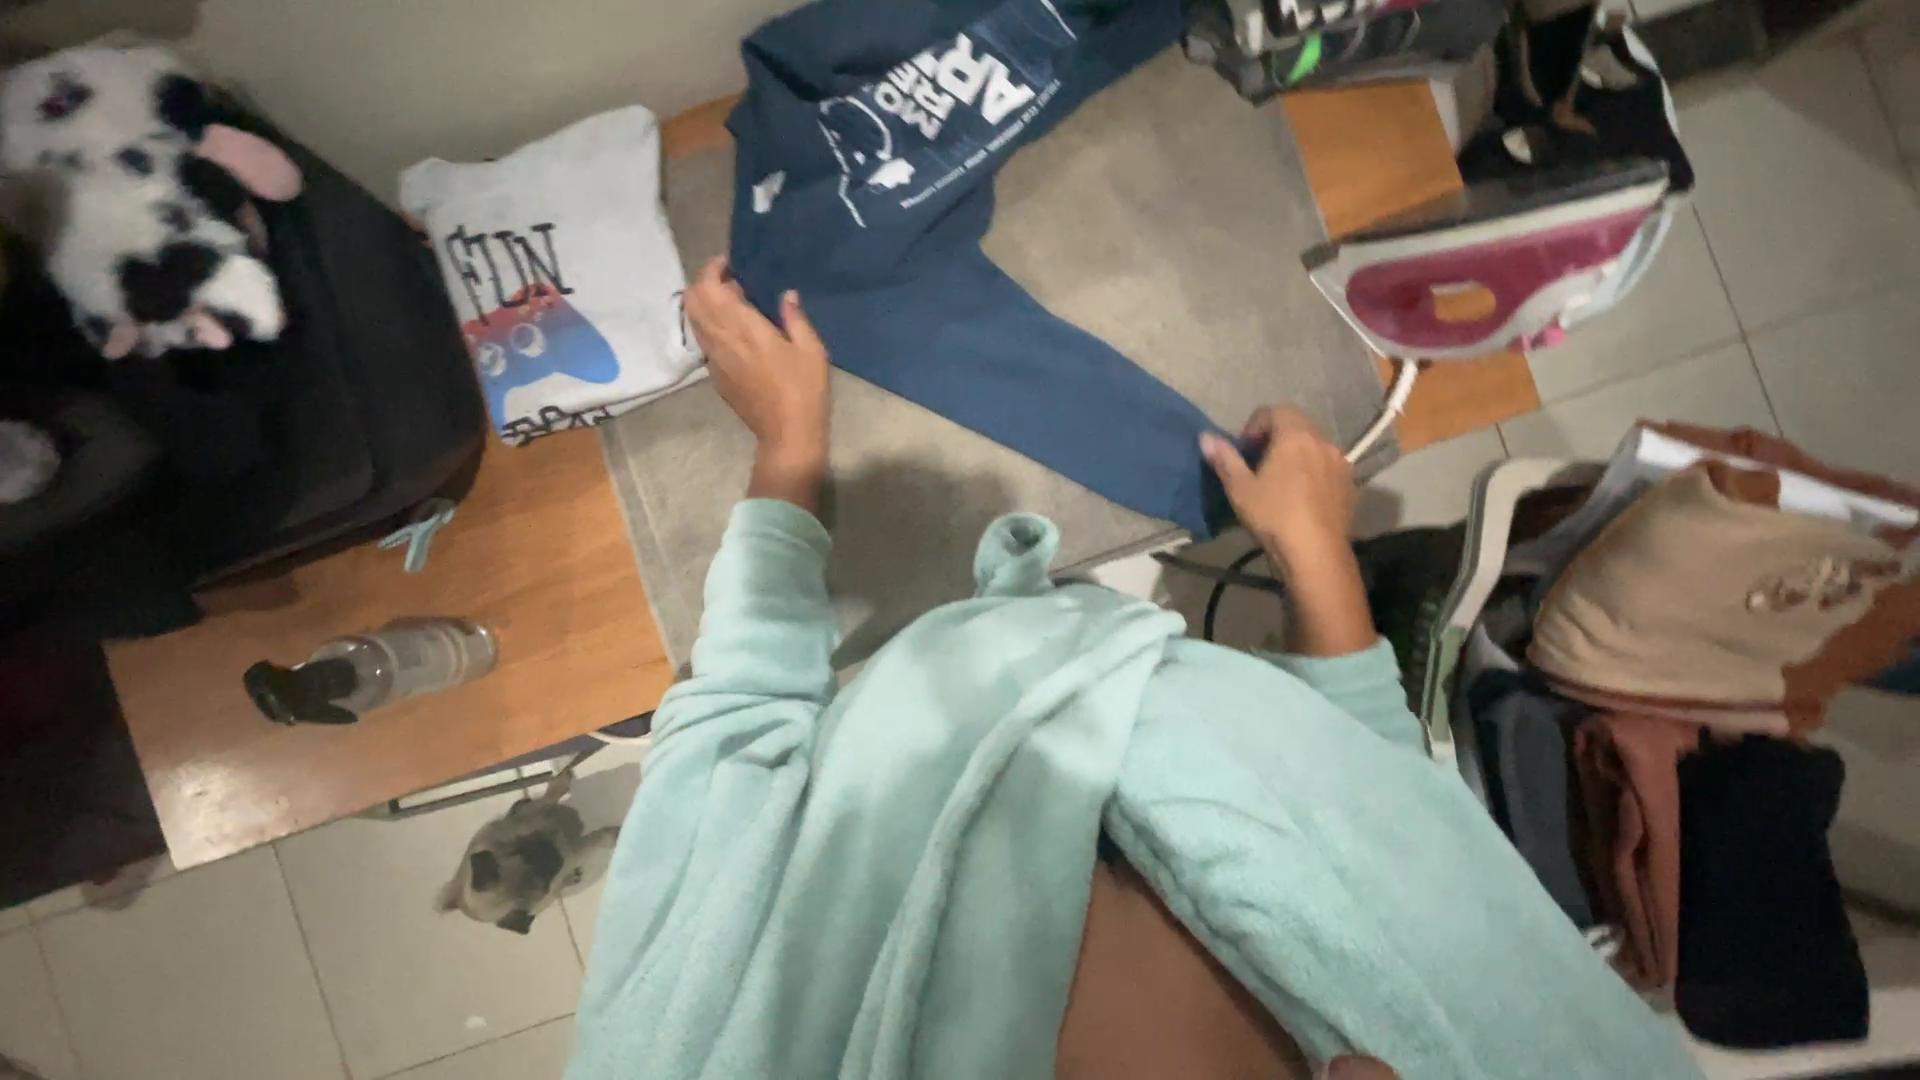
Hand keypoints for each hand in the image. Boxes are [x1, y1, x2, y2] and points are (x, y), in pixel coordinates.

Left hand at [684, 257, 830, 510]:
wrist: (787, 434)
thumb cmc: (805, 390)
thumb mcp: (812, 350)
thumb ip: (795, 318)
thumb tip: (786, 295)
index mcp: (744, 328)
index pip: (709, 288)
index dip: (712, 270)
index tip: (730, 266)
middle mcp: (721, 340)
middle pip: (693, 301)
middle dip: (705, 285)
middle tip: (731, 285)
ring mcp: (715, 361)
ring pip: (694, 322)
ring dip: (706, 307)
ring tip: (733, 308)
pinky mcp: (716, 377)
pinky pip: (705, 343)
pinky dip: (712, 328)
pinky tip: (736, 336)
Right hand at [1200, 407, 1354, 575]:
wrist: (1316, 552)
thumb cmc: (1274, 515)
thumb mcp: (1240, 488)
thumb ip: (1225, 459)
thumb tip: (1205, 436)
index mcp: (1295, 436)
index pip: (1276, 410)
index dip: (1255, 425)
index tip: (1245, 450)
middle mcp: (1322, 441)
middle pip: (1297, 424)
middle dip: (1276, 437)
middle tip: (1258, 464)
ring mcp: (1340, 462)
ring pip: (1314, 445)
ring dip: (1295, 453)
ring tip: (1280, 480)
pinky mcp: (1350, 483)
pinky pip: (1327, 465)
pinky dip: (1313, 470)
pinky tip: (1301, 496)